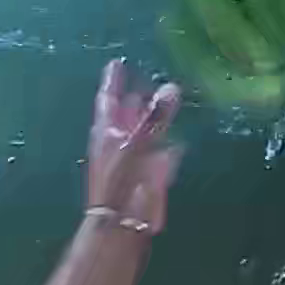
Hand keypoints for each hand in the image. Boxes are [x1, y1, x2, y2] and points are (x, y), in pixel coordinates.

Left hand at [86, 59, 182, 233]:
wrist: (123, 221)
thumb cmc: (122, 181)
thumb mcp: (137, 144)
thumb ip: (155, 116)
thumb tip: (171, 86)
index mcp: (107, 132)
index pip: (110, 99)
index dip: (113, 82)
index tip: (116, 63)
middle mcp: (117, 142)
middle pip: (123, 115)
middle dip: (132, 99)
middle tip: (139, 80)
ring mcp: (131, 158)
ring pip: (140, 132)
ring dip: (149, 119)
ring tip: (160, 103)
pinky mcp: (147, 173)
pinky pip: (157, 152)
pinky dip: (165, 143)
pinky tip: (177, 141)